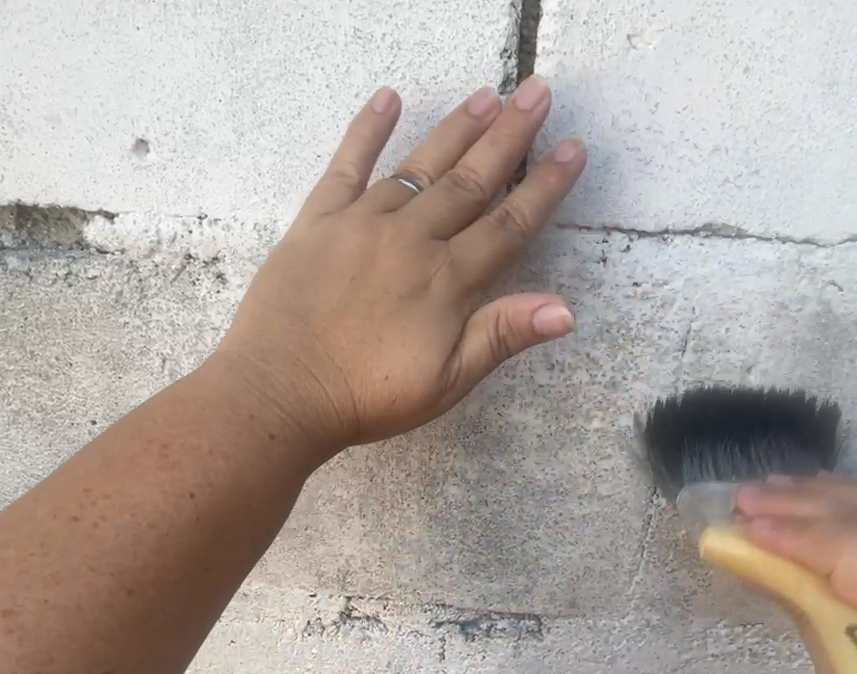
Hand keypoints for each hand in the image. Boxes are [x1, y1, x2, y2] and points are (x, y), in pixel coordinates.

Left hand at [211, 78, 586, 451]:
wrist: (283, 392)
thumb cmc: (368, 397)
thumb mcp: (447, 381)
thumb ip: (501, 337)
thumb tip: (565, 311)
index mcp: (446, 281)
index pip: (508, 225)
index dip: (544, 188)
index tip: (573, 149)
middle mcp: (411, 240)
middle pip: (470, 182)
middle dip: (509, 137)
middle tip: (537, 93)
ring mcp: (363, 224)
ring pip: (419, 166)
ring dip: (455, 129)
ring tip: (486, 97)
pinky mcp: (318, 221)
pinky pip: (346, 165)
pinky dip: (366, 130)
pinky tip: (386, 99)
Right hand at [735, 474, 856, 673]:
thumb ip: (810, 615)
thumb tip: (760, 568)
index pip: (854, 552)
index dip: (794, 535)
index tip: (741, 528)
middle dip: (799, 505)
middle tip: (741, 499)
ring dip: (822, 496)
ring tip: (770, 490)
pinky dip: (854, 503)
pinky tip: (820, 496)